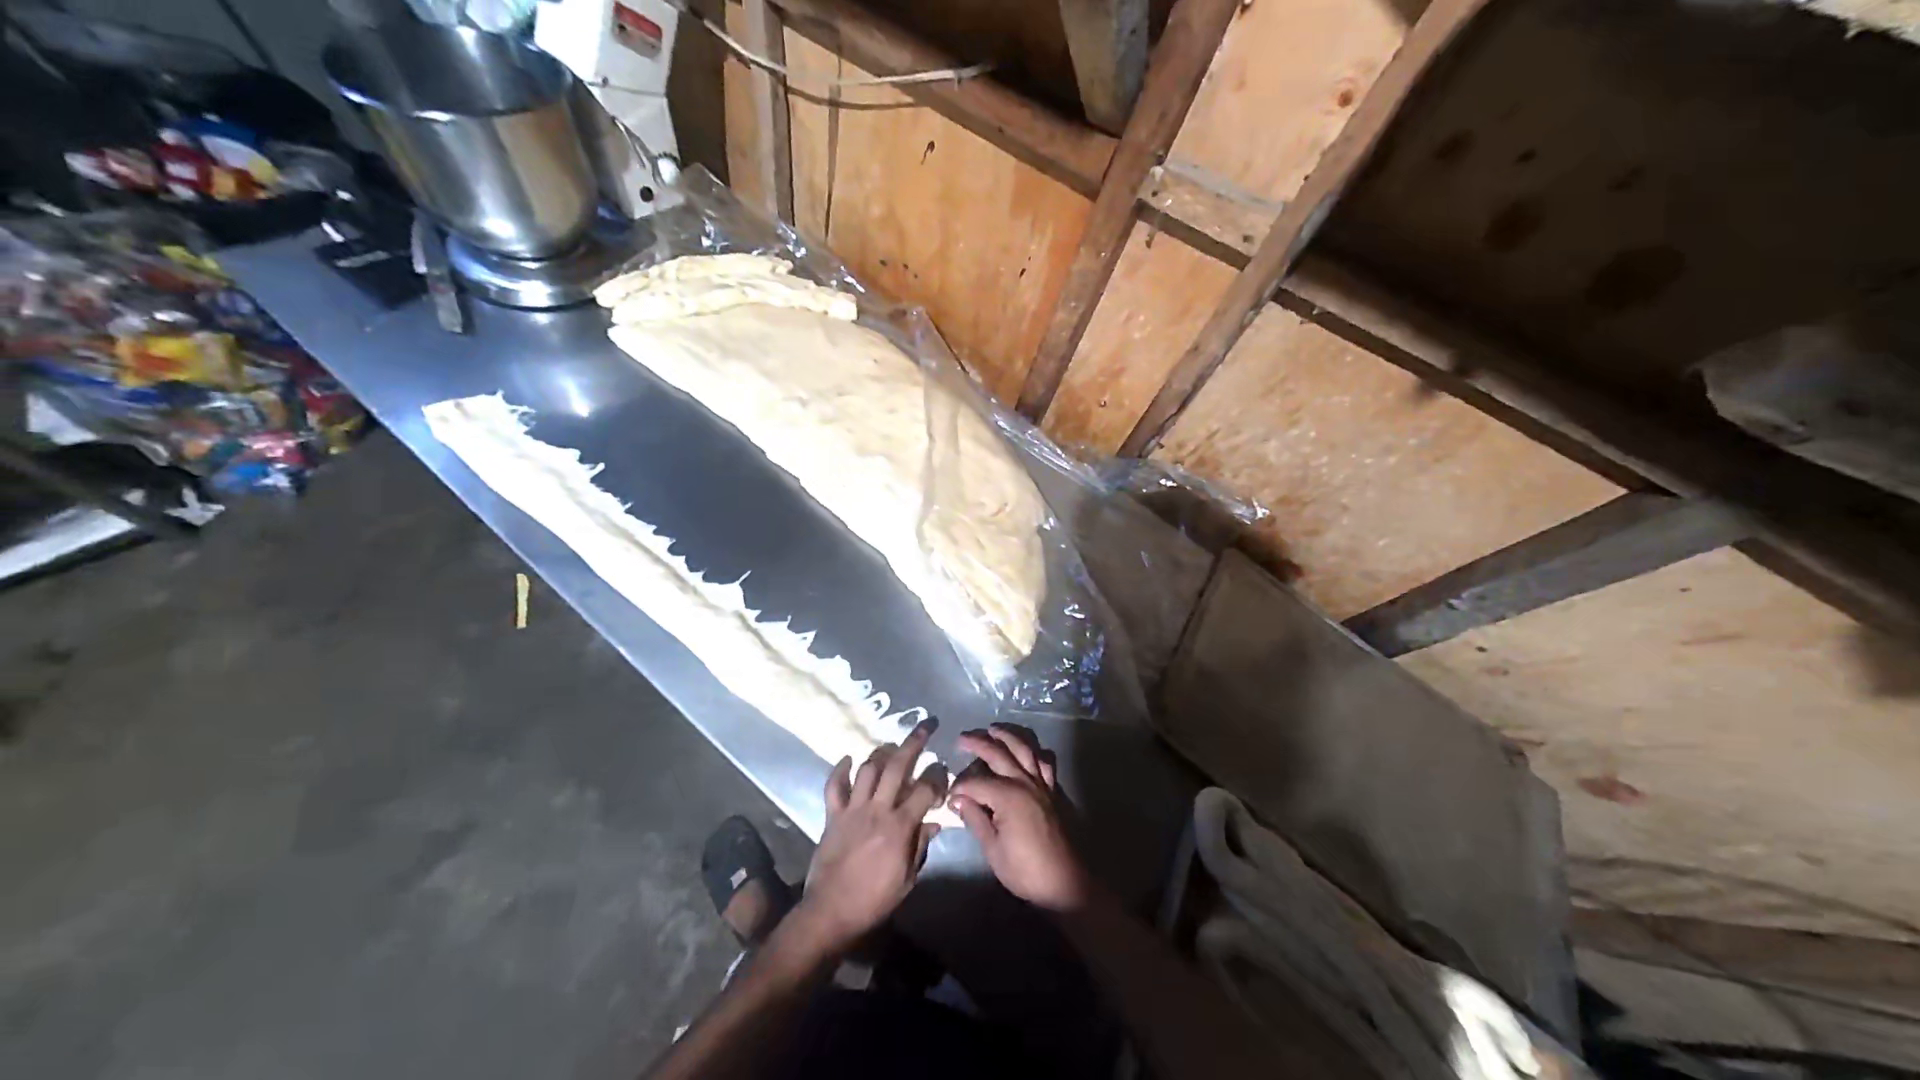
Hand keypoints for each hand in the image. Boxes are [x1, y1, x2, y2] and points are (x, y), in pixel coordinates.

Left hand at [792, 720, 946, 953]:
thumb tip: (934, 822)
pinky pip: (834, 785)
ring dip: (881, 755)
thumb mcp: (907, 878)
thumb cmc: (874, 900)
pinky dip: (840, 769)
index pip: (925, 789)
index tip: (944, 771)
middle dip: (914, 743)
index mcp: (899, 826)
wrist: (831, 912)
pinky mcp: (832, 815)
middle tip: (926, 726)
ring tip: (891, 748)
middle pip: (898, 766)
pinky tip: (848, 759)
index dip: (938, 776)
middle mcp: (877, 809)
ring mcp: (852, 809)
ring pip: (867, 769)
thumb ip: (920, 846)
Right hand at [949, 725, 1091, 912]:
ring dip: (1007, 736)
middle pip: (998, 753)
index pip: (975, 782)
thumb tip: (958, 801)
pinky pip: (1045, 762)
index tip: (949, 798)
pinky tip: (1026, 751)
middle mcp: (1025, 783)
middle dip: (978, 743)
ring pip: (1024, 749)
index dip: (959, 788)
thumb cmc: (1025, 871)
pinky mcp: (1053, 791)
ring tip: (993, 729)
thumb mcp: (993, 850)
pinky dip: (1034, 751)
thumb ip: (975, 819)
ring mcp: (1042, 784)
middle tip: (962, 738)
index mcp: (1007, 797)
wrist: (1065, 883)